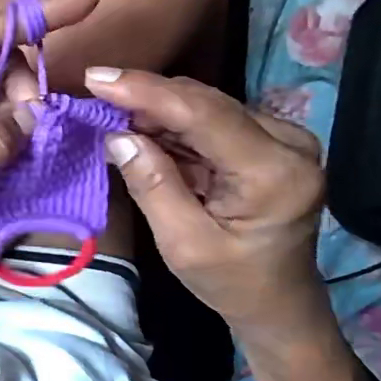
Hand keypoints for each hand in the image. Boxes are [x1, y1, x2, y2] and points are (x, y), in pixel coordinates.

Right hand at [82, 69, 326, 333]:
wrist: (279, 302)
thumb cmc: (232, 282)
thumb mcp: (183, 244)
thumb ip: (152, 186)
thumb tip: (117, 135)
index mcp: (273, 173)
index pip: (203, 115)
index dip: (147, 92)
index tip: (97, 78)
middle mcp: (288, 144)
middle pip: (204, 102)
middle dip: (145, 96)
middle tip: (93, 95)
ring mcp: (281, 139)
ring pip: (204, 105)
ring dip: (154, 109)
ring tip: (108, 114)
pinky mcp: (268, 141)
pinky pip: (209, 119)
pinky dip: (170, 123)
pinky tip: (139, 128)